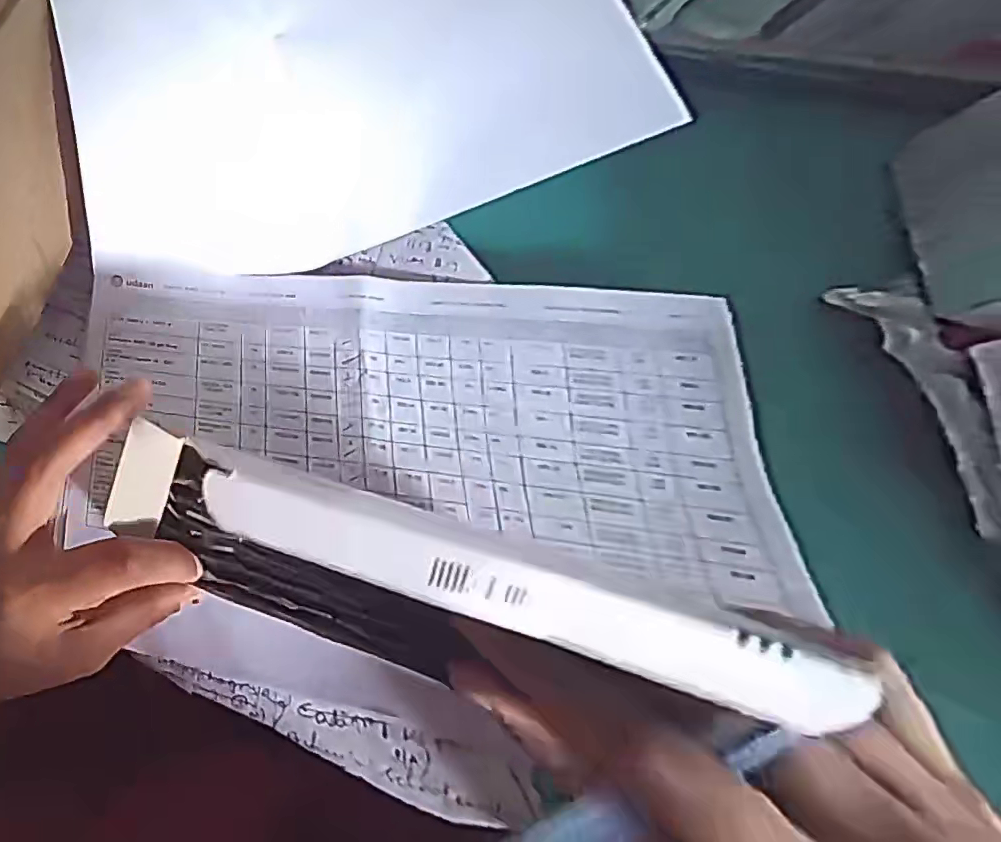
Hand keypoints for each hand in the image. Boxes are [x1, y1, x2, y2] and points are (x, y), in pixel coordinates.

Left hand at [0, 371, 203, 714]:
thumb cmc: (16, 661)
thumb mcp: (80, 656)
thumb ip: (134, 616)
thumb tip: (187, 581)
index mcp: (36, 588)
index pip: (111, 563)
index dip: (159, 561)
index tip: (193, 563)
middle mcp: (9, 537)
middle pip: (50, 465)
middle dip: (96, 422)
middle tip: (137, 390)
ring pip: (26, 446)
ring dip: (61, 406)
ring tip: (95, 375)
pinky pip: (19, 451)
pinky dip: (44, 421)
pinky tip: (67, 401)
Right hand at [450, 622, 1000, 841]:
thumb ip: (587, 787)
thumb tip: (495, 691)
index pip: (654, 751)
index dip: (554, 681)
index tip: (489, 629)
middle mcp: (891, 841)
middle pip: (717, 694)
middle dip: (600, 646)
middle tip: (530, 622)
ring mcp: (955, 819)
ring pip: (790, 671)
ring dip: (684, 642)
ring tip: (614, 637)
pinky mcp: (969, 794)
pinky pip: (869, 681)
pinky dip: (782, 646)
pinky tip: (722, 650)